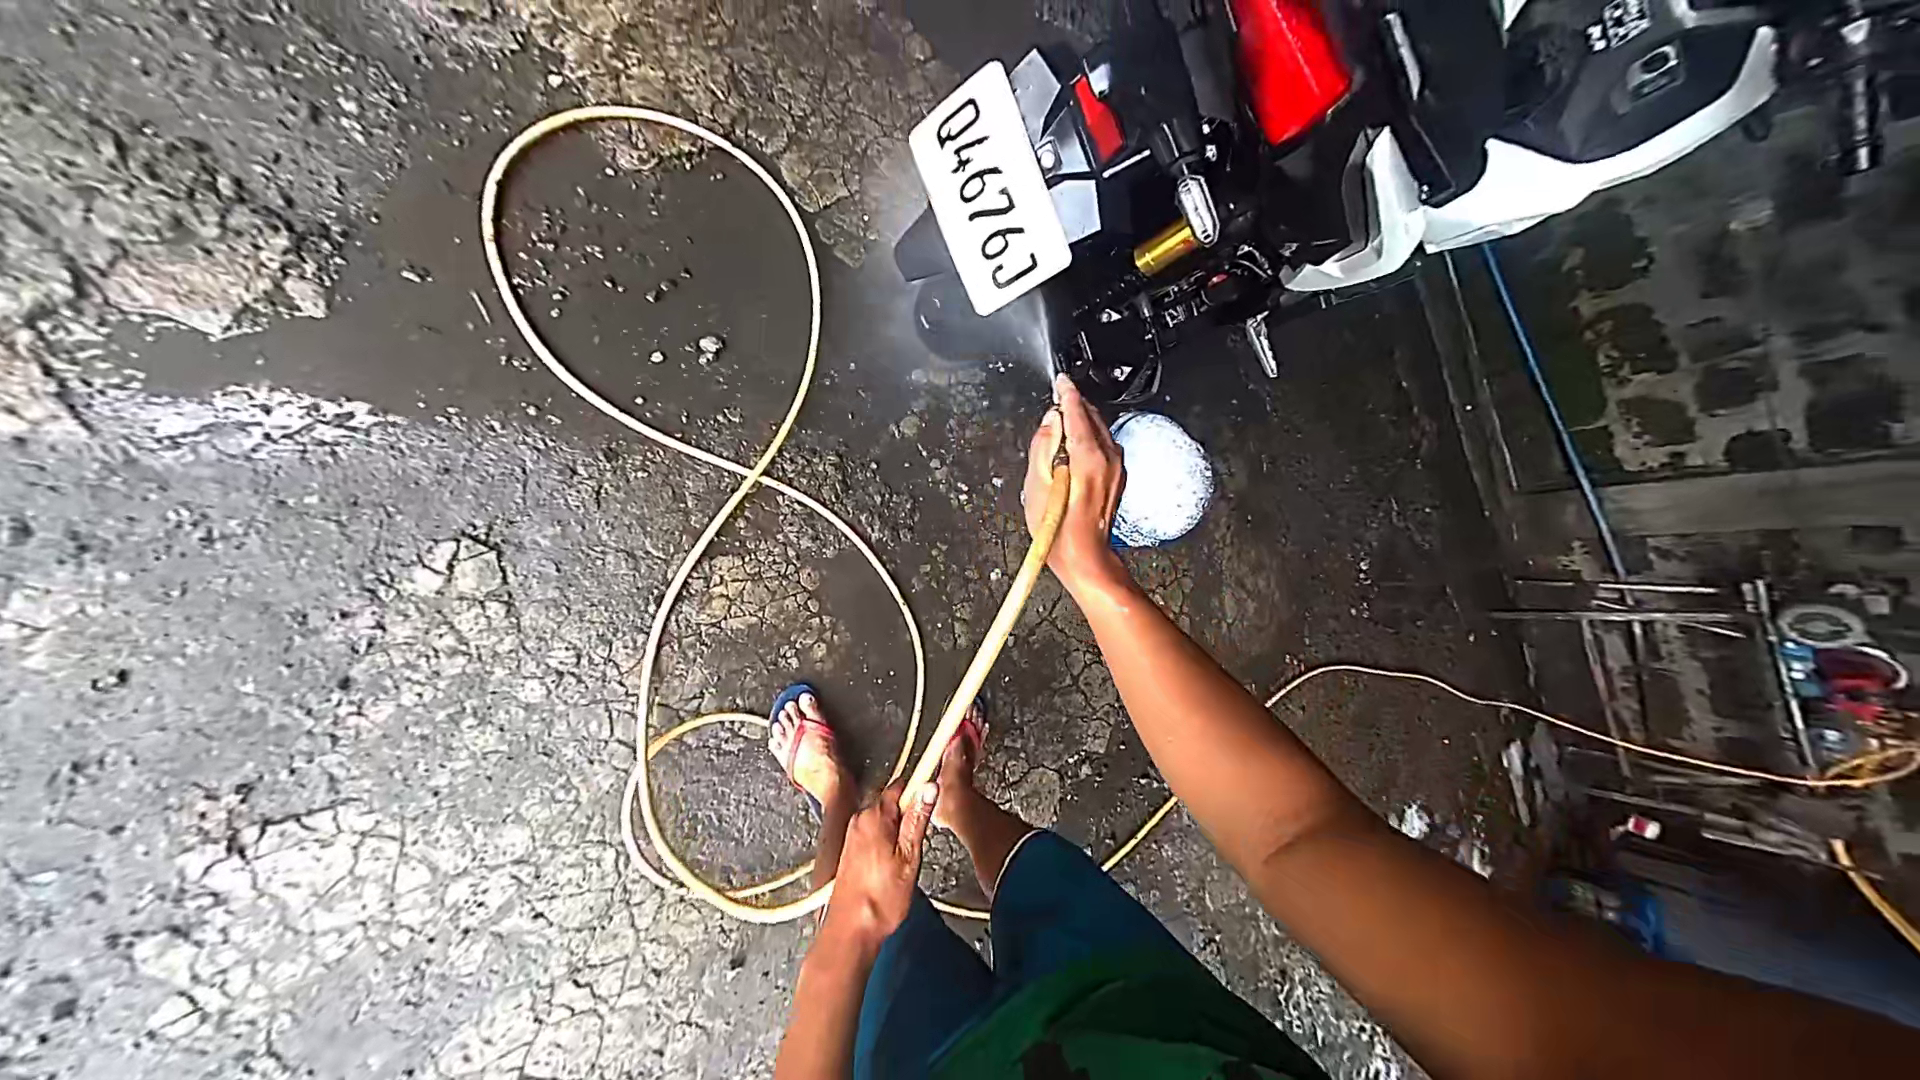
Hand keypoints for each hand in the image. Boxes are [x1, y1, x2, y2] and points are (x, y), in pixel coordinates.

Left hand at [823, 781, 936, 945]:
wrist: (850, 932)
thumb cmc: (880, 900)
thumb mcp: (909, 857)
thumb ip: (918, 819)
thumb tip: (929, 787)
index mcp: (874, 816)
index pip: (901, 786)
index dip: (919, 791)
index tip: (932, 800)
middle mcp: (859, 819)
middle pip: (892, 803)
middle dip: (908, 815)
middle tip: (919, 842)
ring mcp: (852, 834)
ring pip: (883, 820)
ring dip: (897, 831)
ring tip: (905, 859)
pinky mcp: (850, 849)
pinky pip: (873, 833)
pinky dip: (886, 842)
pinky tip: (891, 866)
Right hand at [1025, 373, 1127, 596]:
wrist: (1085, 557)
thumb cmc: (1059, 528)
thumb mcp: (1037, 485)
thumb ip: (1043, 446)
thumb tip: (1050, 421)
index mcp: (1088, 455)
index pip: (1077, 411)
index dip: (1066, 392)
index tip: (1061, 381)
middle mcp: (1108, 457)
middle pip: (1092, 417)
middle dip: (1075, 405)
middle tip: (1058, 399)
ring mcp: (1116, 468)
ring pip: (1100, 431)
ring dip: (1083, 421)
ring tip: (1063, 420)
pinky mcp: (1117, 478)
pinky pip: (1105, 446)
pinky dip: (1090, 436)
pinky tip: (1077, 444)